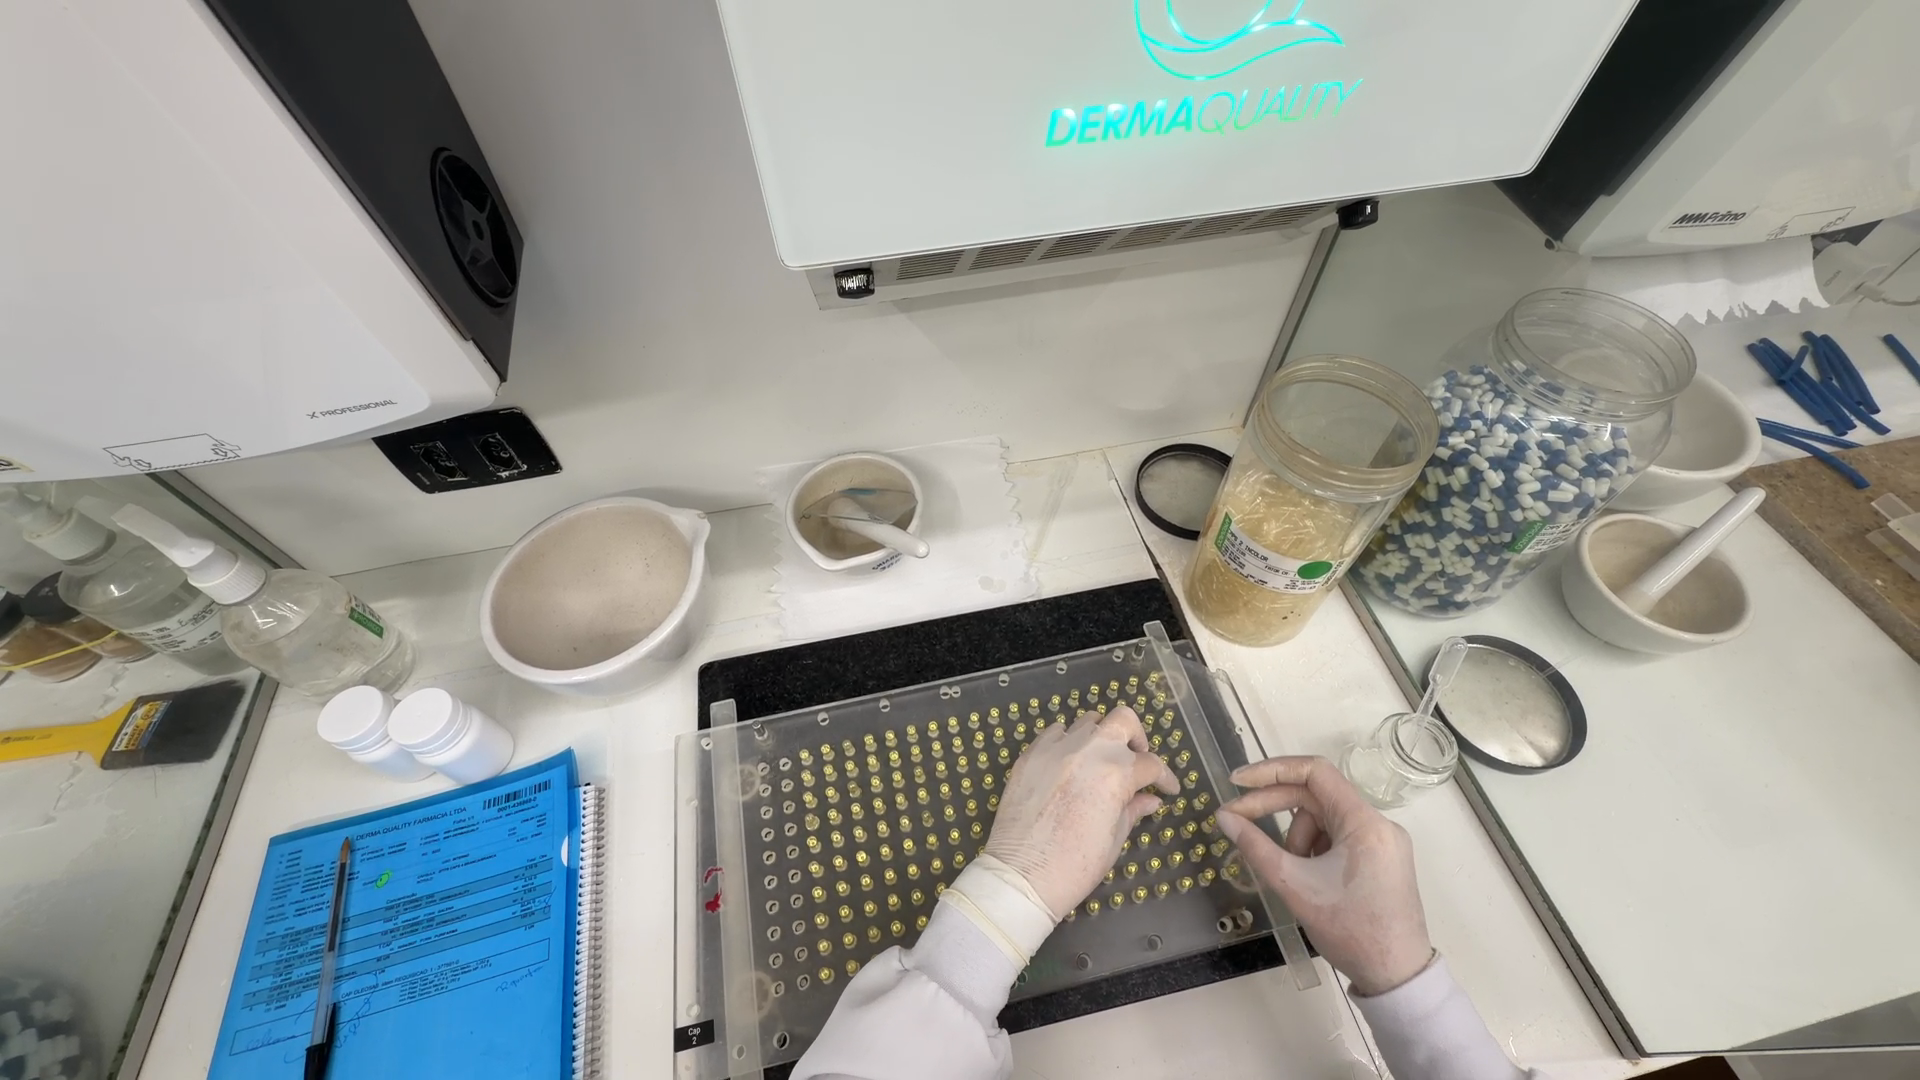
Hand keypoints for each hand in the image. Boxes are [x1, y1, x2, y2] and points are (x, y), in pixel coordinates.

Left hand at [984, 706, 1180, 917]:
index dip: (1165, 777)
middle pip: (1123, 719)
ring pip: (1088, 721)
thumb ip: (1133, 810)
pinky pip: (1055, 733)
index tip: (1167, 789)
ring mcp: (1056, 748)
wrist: (1022, 875)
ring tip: (1102, 761)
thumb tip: (1151, 799)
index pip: (1151, 764)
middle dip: (1137, 737)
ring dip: (1101, 737)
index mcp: (1116, 774)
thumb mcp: (1114, 839)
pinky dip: (1068, 742)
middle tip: (1137, 760)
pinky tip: (1070, 763)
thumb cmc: (1075, 866)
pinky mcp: (1031, 753)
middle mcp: (1087, 750)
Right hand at [1215, 756, 1433, 995]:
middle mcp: (1377, 823)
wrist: (1397, 981)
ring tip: (1290, 874)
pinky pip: (1334, 837)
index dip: (1271, 770)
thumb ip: (1254, 845)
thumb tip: (1222, 817)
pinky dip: (1311, 850)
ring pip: (1321, 820)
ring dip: (1295, 839)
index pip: (1314, 772)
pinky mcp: (1379, 858)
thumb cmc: (1350, 930)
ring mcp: (1381, 841)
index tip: (1237, 782)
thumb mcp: (1294, 885)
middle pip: (1313, 796)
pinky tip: (1306, 877)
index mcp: (1364, 822)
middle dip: (1272, 807)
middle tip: (1235, 819)